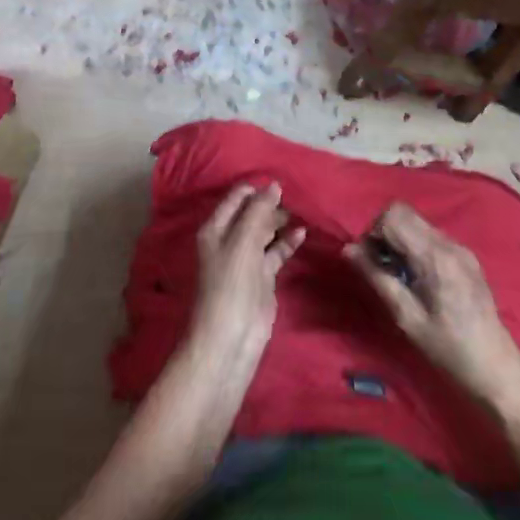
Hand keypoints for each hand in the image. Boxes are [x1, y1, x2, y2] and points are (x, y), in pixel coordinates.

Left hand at [189, 183, 304, 363]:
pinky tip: (302, 233)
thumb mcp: (242, 242)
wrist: (230, 340)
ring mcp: (247, 260)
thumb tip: (274, 185)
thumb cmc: (230, 286)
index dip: (256, 188)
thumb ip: (258, 212)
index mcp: (216, 229)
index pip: (236, 198)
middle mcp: (229, 241)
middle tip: (298, 195)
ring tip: (304, 210)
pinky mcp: (262, 277)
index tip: (282, 180)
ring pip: (266, 232)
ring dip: (282, 222)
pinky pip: (276, 252)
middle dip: (272, 204)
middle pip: (252, 214)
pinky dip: (288, 242)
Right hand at [344, 202, 519, 412]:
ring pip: (418, 222)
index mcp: (434, 256)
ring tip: (398, 275)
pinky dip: (415, 246)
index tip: (369, 262)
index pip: (394, 216)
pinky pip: (431, 235)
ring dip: (400, 240)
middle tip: (380, 267)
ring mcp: (460, 246)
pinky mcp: (466, 255)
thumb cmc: (447, 348)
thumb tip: (348, 250)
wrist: (495, 364)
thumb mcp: (406, 318)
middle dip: (384, 233)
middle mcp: (449, 242)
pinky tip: (417, 278)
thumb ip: (377, 278)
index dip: (373, 233)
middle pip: (404, 212)